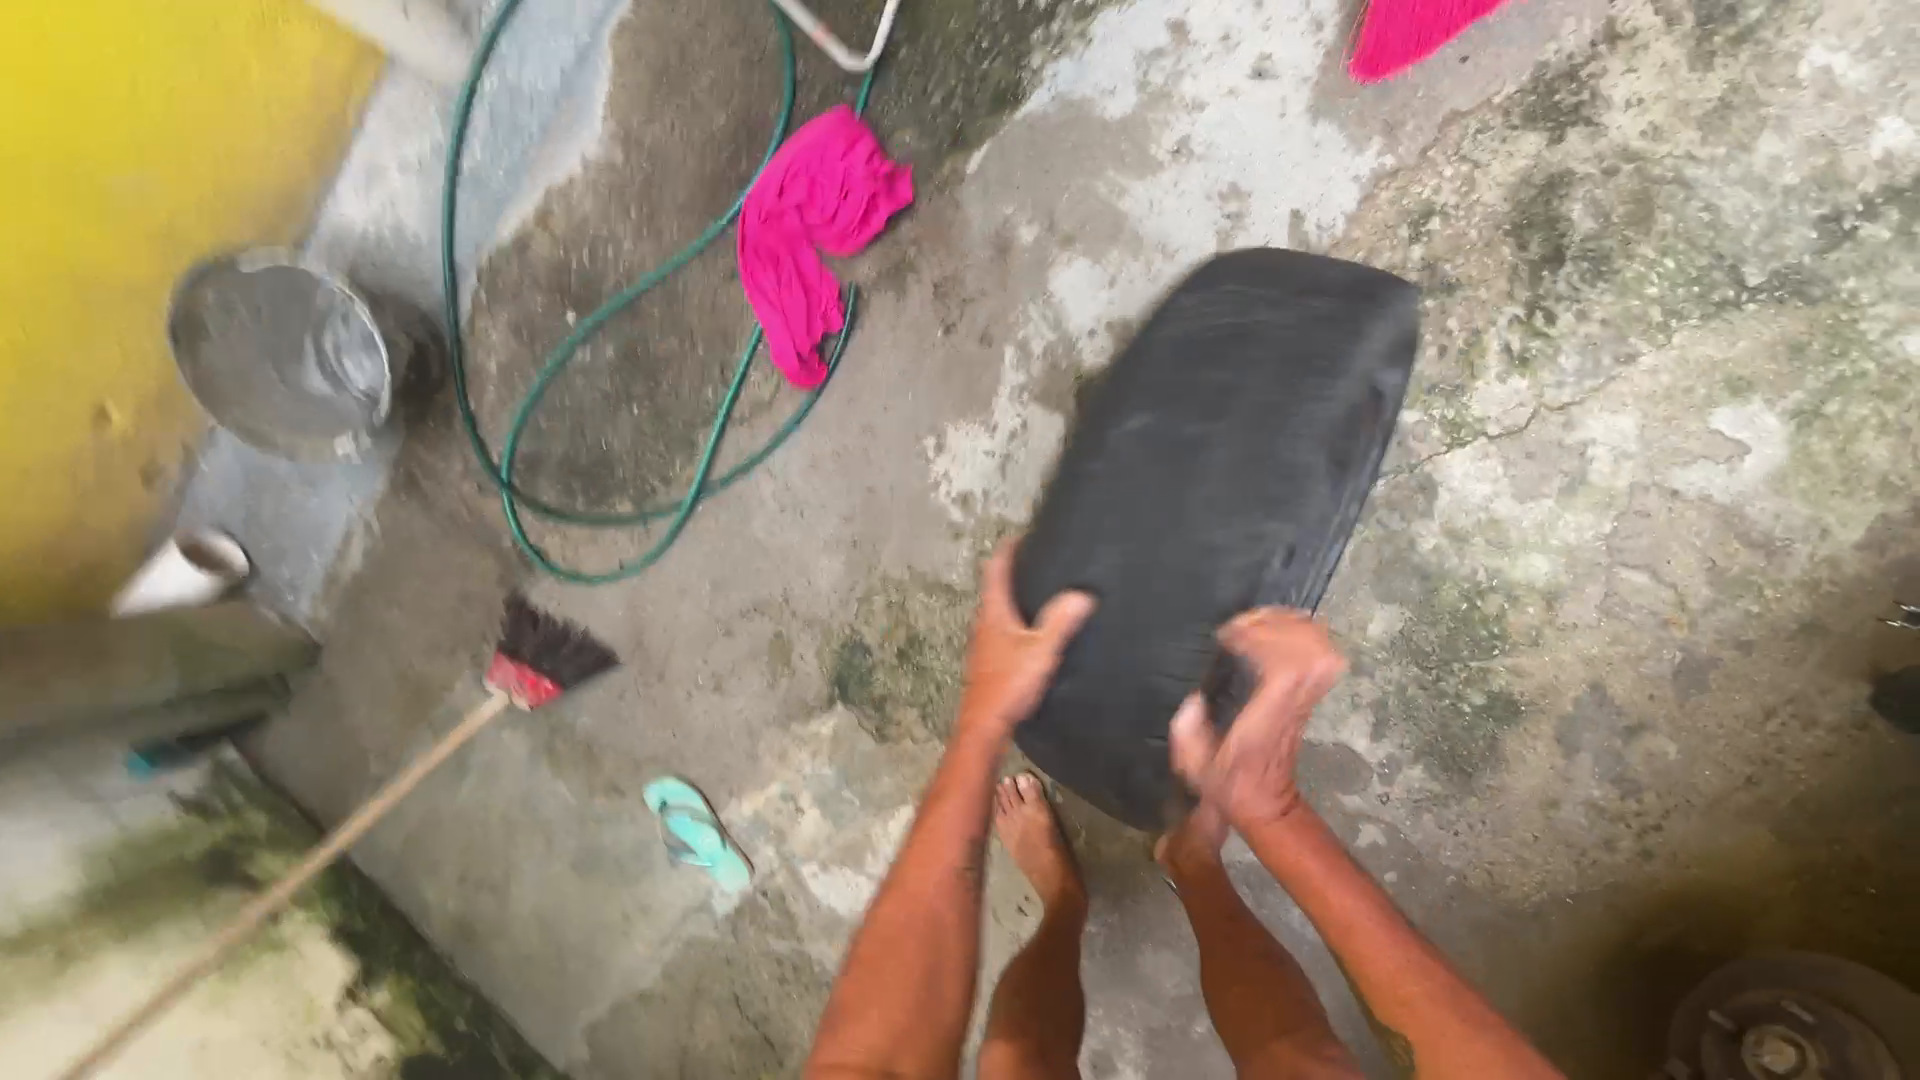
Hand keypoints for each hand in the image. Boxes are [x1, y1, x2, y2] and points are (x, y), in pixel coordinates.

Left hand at [955, 541, 1096, 743]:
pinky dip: (1013, 620)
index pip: (995, 570)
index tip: (1020, 536)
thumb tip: (1081, 595)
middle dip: (1011, 572)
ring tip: (1036, 593)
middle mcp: (983, 623)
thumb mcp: (1041, 651)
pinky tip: (1029, 632)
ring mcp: (982, 643)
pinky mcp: (987, 660)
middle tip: (1034, 561)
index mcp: (993, 613)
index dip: (1007, 550)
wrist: (984, 724)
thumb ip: (1060, 623)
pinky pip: (999, 629)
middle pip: (994, 588)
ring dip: (1012, 598)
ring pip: (996, 610)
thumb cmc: (1008, 685)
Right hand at [1169, 609, 1346, 826]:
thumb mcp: (1194, 766)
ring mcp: (1306, 700)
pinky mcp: (1309, 696)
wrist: (1266, 804)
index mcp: (1266, 719)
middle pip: (1310, 650)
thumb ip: (1188, 730)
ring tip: (1258, 621)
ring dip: (1292, 626)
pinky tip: (1278, 629)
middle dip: (1276, 626)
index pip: (1285, 669)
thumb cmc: (1229, 785)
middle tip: (1242, 624)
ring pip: (1322, 649)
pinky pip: (1322, 655)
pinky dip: (1304, 634)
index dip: (1261, 640)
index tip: (1227, 636)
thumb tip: (1194, 698)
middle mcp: (1293, 705)